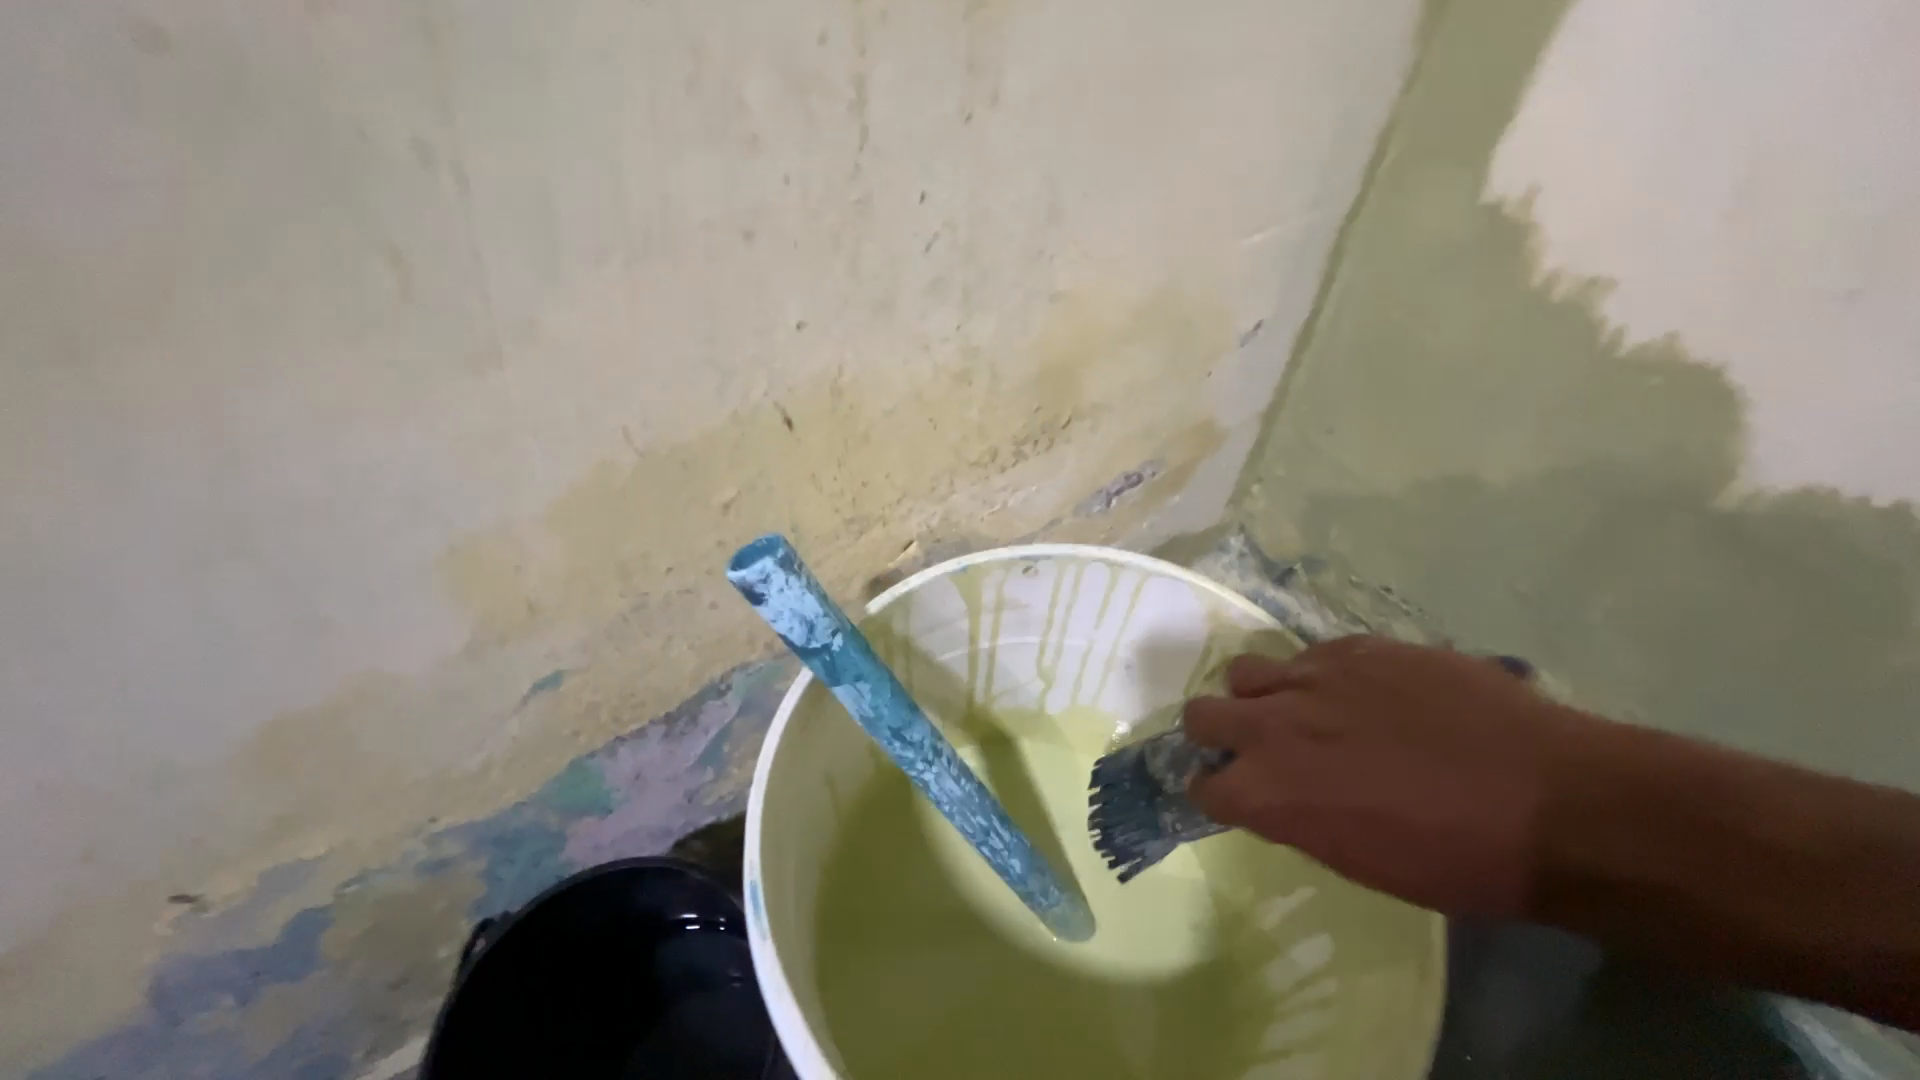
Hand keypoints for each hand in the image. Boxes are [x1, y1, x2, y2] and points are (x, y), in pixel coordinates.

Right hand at [1184, 635, 1592, 917]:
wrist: (1553, 803)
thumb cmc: (1455, 861)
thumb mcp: (1355, 860)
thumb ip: (1295, 817)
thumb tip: (1278, 796)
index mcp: (1267, 790)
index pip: (1203, 785)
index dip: (1218, 791)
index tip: (1236, 795)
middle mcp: (1273, 725)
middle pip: (1202, 714)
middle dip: (1219, 733)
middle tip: (1259, 748)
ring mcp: (1314, 676)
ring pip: (1246, 672)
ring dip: (1261, 695)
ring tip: (1303, 711)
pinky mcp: (1358, 646)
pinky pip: (1311, 654)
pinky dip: (1319, 676)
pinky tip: (1360, 693)